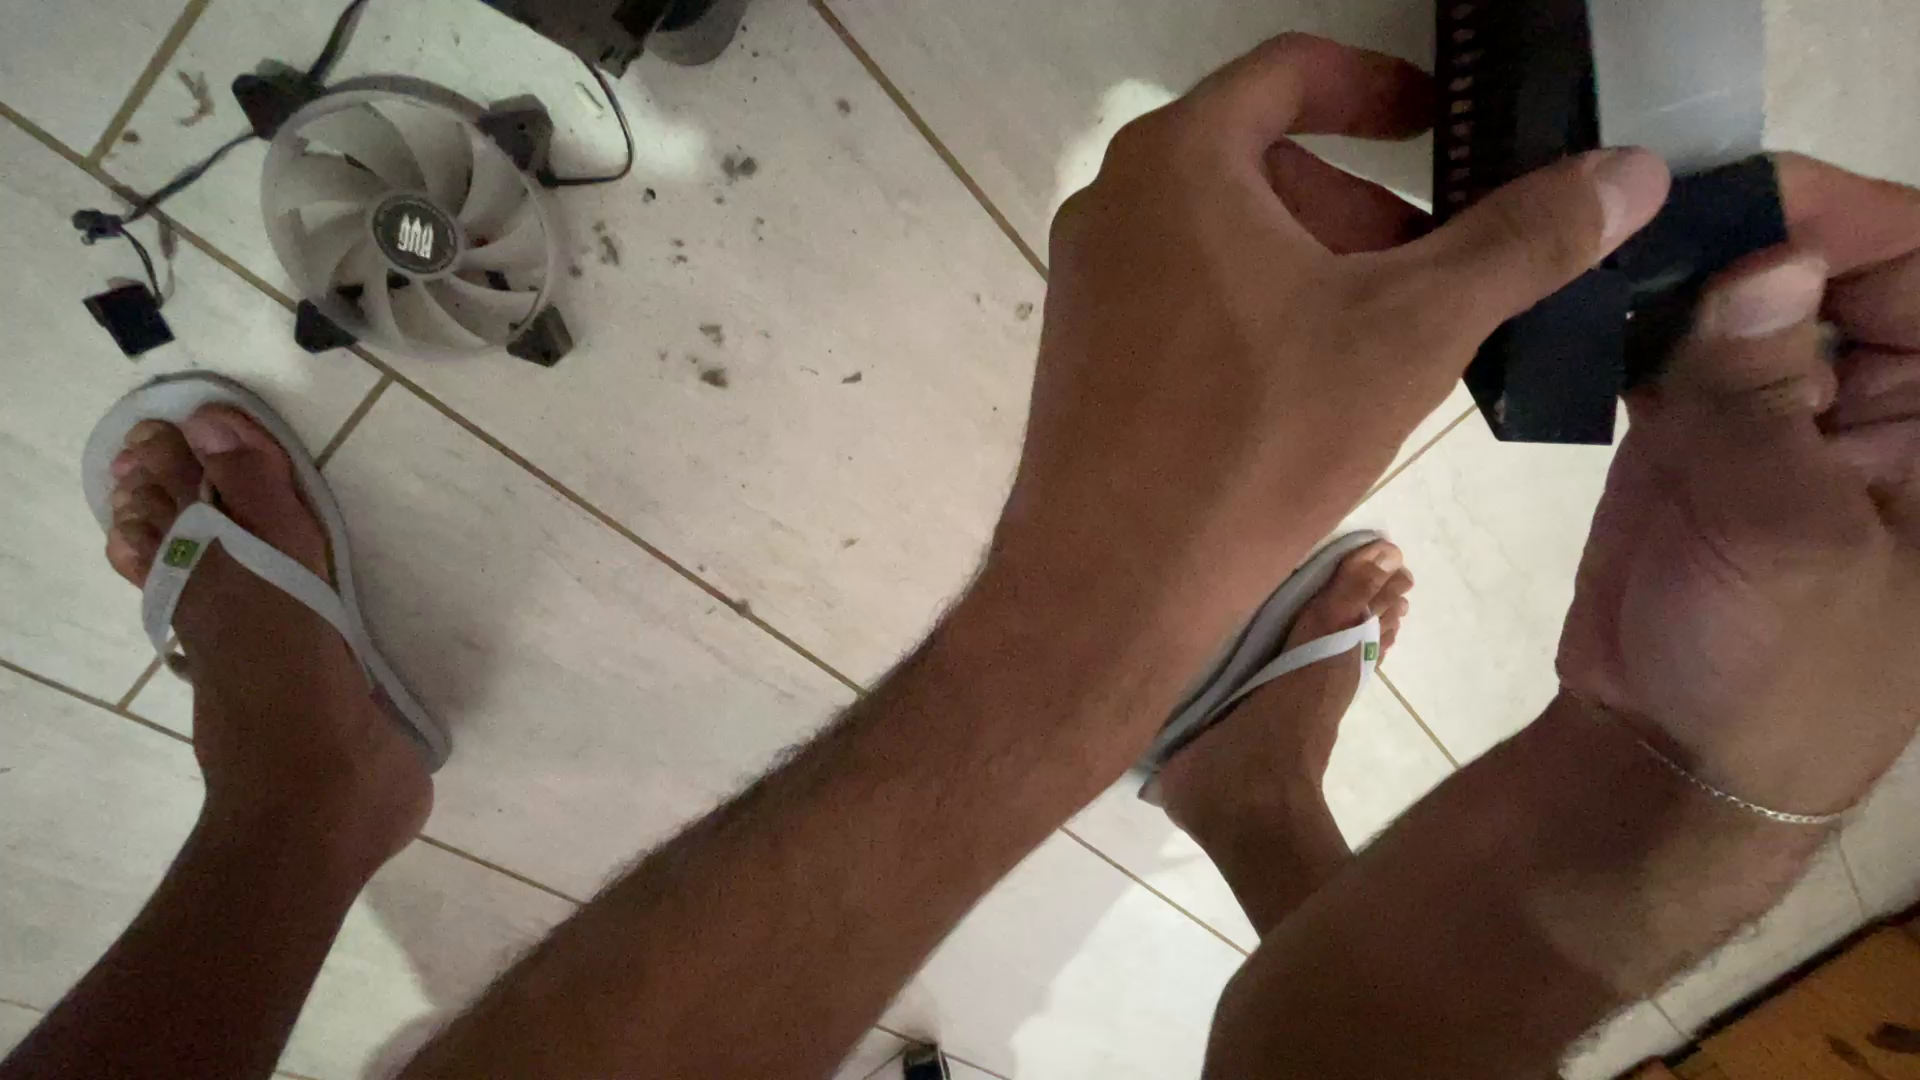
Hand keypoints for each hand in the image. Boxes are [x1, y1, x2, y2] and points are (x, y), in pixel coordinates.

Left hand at [991, 33, 1670, 670]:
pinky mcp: (1074, 352)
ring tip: (1365, 335)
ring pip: (1209, 239)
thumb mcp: (1410, 330)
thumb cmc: (1257, 435)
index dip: (1376, 88)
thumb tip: (1627, 172)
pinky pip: (1169, 298)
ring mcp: (1079, 285)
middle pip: (1249, 164)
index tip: (1434, 128)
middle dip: (1347, 202)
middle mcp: (1106, 208)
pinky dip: (1237, 310)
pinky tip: (1285, 382)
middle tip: (1417, 263)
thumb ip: (1522, 239)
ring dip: (1298, 264)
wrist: (1118, 569)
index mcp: (1174, 162)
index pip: (1287, 75)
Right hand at [1558, 157, 1919, 815]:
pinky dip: (1614, 335)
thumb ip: (1760, 399)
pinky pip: (1659, 357)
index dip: (1831, 220)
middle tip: (1613, 221)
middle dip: (1724, 241)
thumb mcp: (1782, 530)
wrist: (1671, 733)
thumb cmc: (1774, 658)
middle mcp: (1876, 392)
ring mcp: (1770, 410)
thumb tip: (1757, 264)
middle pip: (1814, 270)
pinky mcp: (1686, 434)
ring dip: (1655, 287)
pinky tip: (1564, 321)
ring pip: (1723, 308)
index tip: (1716, 196)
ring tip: (1574, 262)